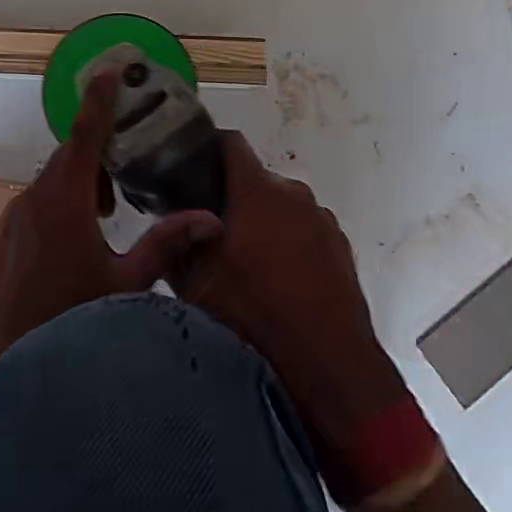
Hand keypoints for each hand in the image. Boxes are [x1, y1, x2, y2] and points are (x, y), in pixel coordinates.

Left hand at [0, 73, 223, 351]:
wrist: (8, 350)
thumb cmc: (72, 315)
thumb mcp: (127, 282)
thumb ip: (166, 244)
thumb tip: (210, 220)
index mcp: (66, 201)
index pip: (86, 135)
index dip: (100, 99)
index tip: (110, 69)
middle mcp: (37, 196)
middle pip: (71, 154)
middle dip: (100, 152)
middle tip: (128, 168)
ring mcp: (17, 212)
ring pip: (54, 177)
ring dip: (82, 180)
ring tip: (107, 211)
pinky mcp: (8, 228)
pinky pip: (39, 197)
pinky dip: (62, 198)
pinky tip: (78, 234)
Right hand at [168, 133, 412, 499]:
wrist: (329, 368)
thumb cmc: (253, 315)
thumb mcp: (193, 281)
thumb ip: (175, 242)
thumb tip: (170, 221)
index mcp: (256, 192)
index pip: (230, 143)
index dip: (208, 148)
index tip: (191, 167)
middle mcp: (293, 194)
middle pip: (254, 180)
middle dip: (232, 197)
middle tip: (211, 231)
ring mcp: (323, 221)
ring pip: (281, 207)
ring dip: (263, 222)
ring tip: (247, 263)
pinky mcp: (341, 248)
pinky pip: (304, 231)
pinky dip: (289, 243)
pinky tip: (279, 282)